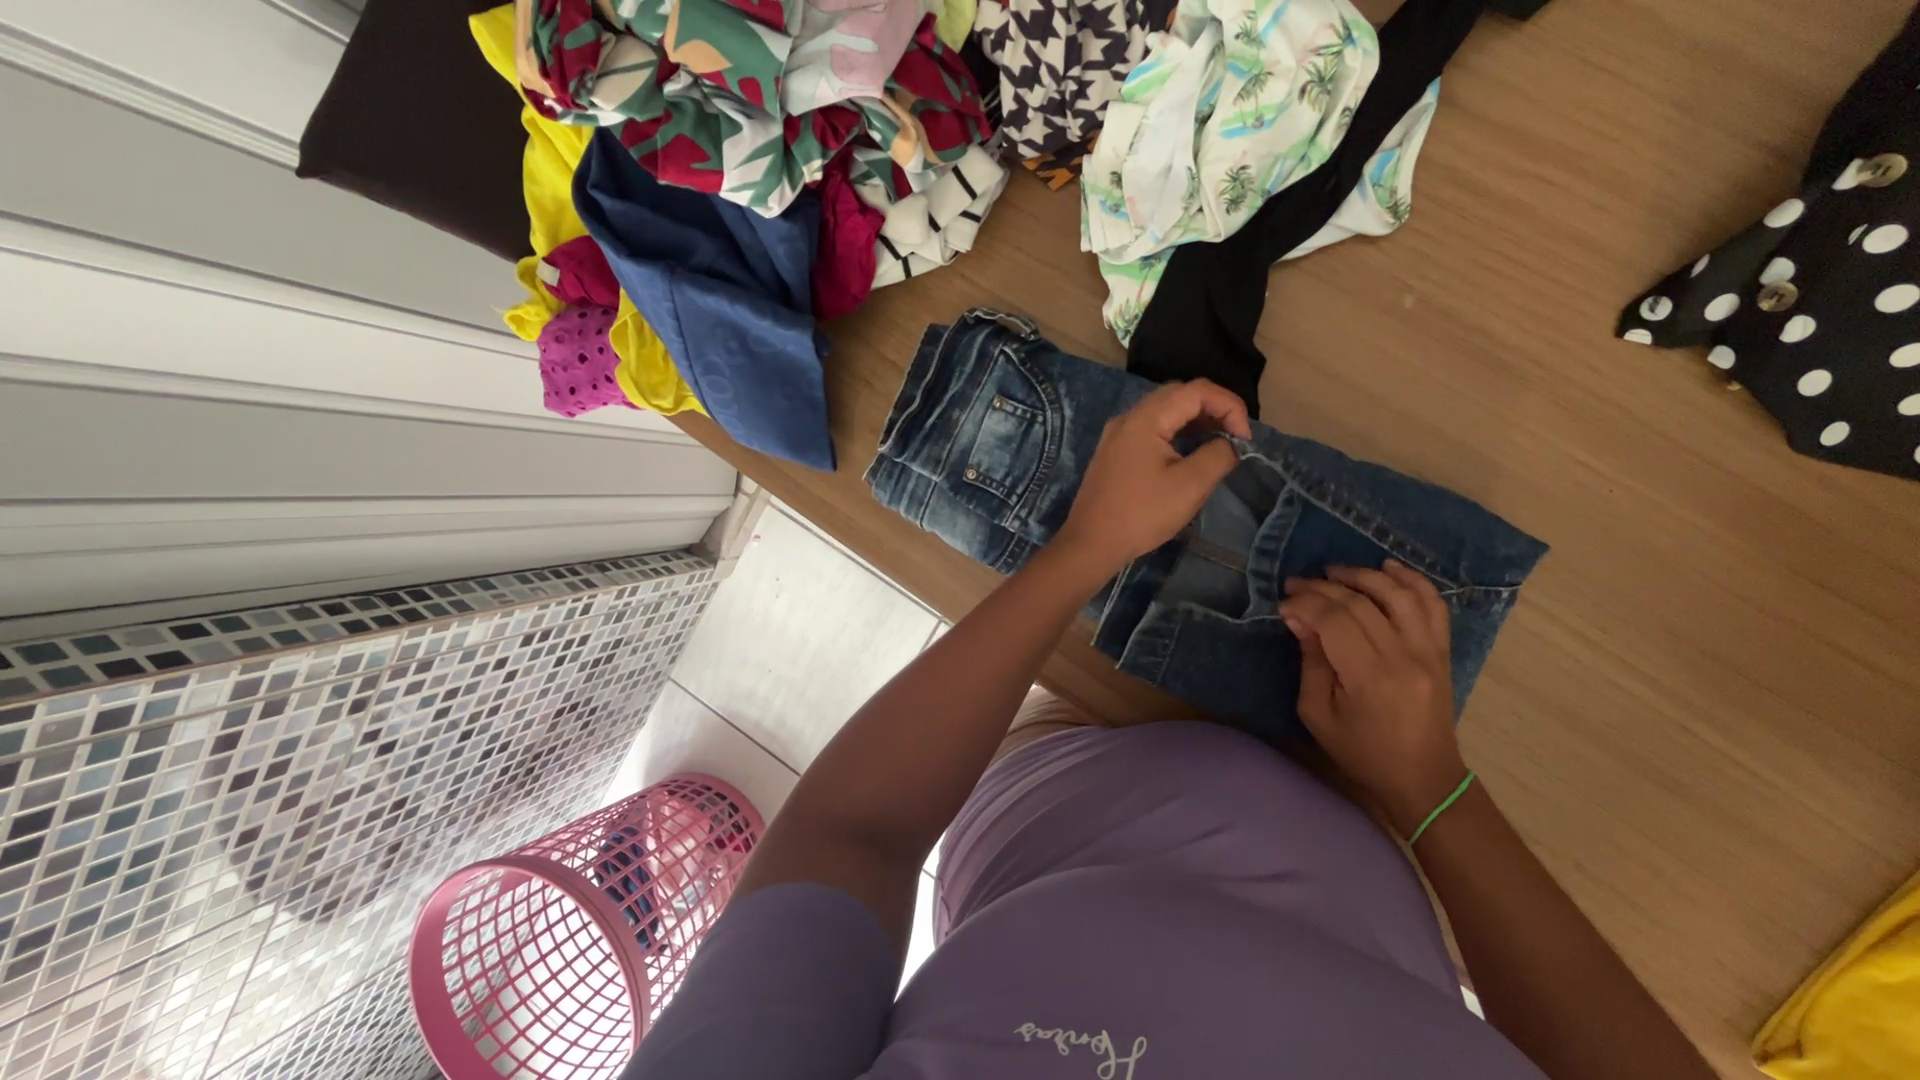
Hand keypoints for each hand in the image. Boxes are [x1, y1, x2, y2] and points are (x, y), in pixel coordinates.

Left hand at [1054, 380, 1251, 577]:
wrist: (1091, 543)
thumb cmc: (1142, 514)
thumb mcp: (1190, 485)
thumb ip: (1218, 455)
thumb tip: (1229, 443)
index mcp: (1145, 418)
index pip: (1196, 391)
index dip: (1228, 406)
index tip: (1244, 438)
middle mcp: (1128, 418)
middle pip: (1178, 395)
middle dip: (1213, 409)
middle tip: (1234, 437)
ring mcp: (1117, 435)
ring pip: (1164, 412)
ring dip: (1195, 421)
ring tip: (1218, 443)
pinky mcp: (1114, 452)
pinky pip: (1150, 430)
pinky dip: (1176, 433)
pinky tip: (1189, 453)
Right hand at [1279, 561, 1467, 837]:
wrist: (1423, 777)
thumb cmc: (1362, 752)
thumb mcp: (1318, 714)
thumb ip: (1311, 662)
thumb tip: (1299, 619)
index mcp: (1369, 677)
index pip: (1334, 620)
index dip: (1305, 604)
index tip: (1284, 604)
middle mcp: (1403, 656)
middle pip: (1360, 603)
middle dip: (1322, 588)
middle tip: (1296, 585)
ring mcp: (1428, 650)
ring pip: (1397, 594)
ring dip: (1363, 575)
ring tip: (1334, 572)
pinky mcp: (1441, 651)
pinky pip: (1432, 604)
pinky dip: (1411, 580)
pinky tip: (1387, 568)